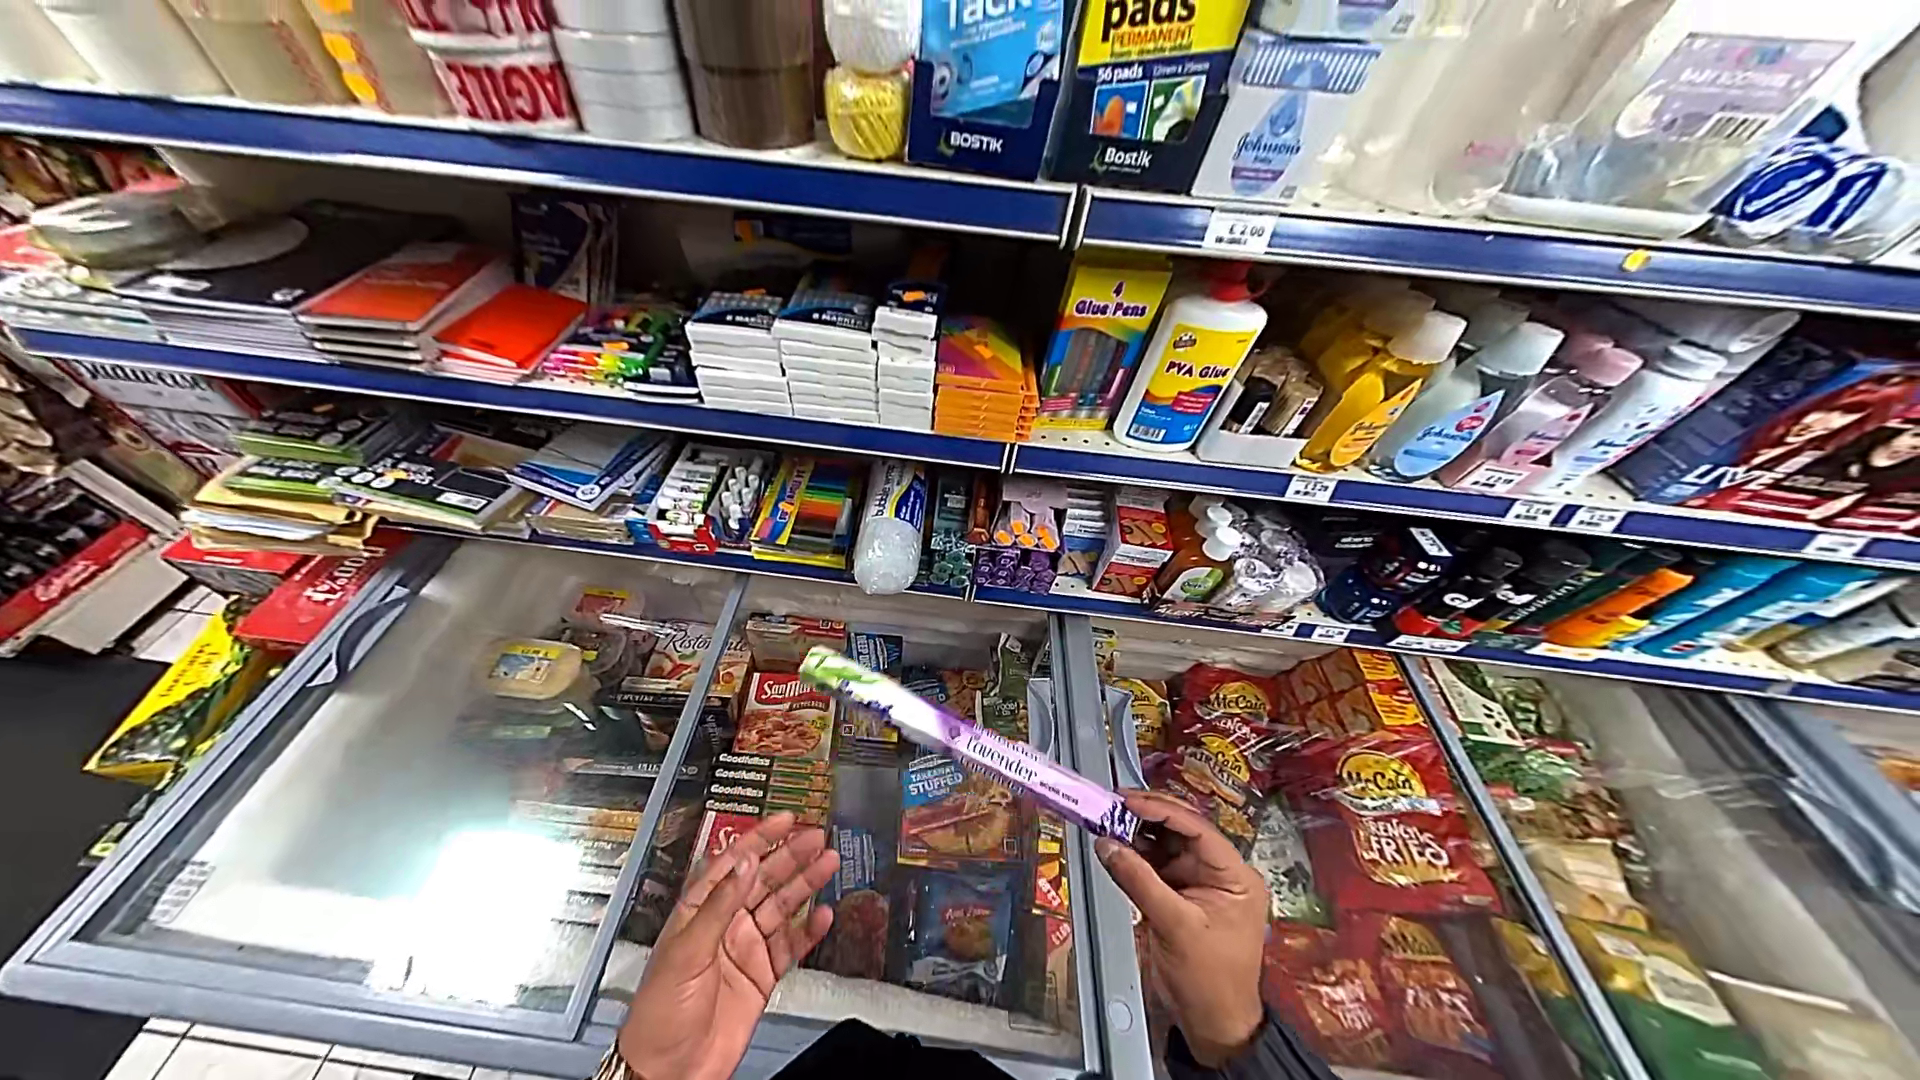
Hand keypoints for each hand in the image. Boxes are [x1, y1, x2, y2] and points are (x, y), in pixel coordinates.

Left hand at [617, 813, 840, 1079]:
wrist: (669, 1074)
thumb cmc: (659, 1014)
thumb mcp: (686, 952)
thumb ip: (719, 905)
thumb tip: (744, 862)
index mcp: (701, 909)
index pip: (734, 862)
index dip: (760, 837)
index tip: (785, 820)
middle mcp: (727, 922)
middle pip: (765, 878)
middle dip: (792, 856)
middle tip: (816, 838)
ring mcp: (747, 946)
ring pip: (783, 905)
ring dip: (806, 883)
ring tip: (828, 864)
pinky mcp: (764, 973)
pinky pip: (792, 943)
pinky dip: (810, 929)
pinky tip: (823, 915)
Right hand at [1095, 790, 1266, 1067]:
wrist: (1212, 1026)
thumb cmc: (1210, 982)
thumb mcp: (1175, 927)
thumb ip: (1138, 880)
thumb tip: (1106, 844)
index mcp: (1234, 875)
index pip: (1197, 827)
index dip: (1161, 809)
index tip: (1129, 800)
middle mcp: (1218, 871)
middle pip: (1180, 829)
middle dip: (1146, 816)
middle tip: (1113, 804)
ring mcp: (1197, 881)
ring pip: (1163, 843)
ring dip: (1136, 832)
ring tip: (1108, 819)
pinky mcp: (1177, 892)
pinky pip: (1153, 862)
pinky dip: (1133, 853)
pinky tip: (1114, 843)